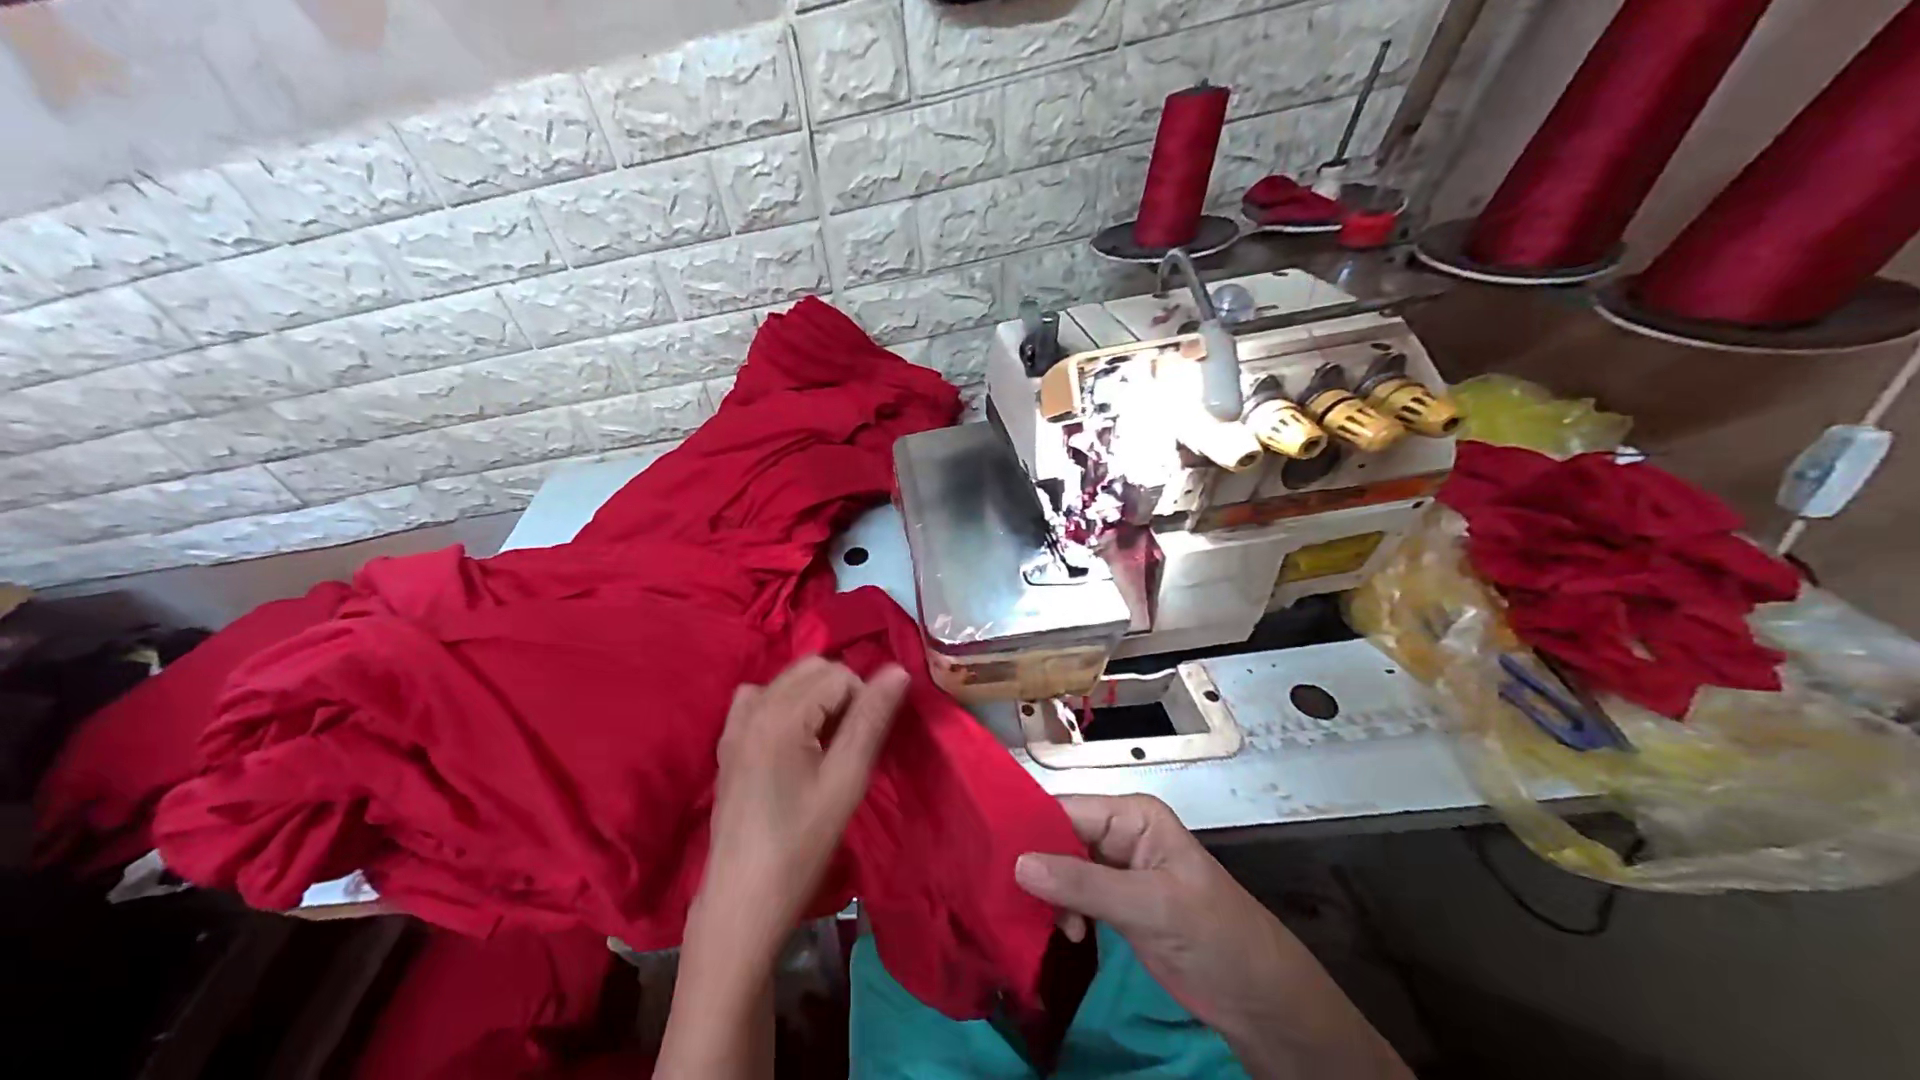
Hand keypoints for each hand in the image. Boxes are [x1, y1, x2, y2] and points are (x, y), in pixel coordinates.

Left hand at [659, 659, 906, 1079]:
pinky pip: (761, 699)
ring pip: (789, 680)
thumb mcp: (846, 781)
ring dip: (815, 699)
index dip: (863, 704)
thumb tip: (898, 670)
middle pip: (813, 669)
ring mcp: (735, 724)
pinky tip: (792, 744)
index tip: (860, 748)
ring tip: (823, 746)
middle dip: (841, 694)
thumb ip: (871, 720)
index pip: (841, 675)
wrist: (743, 900)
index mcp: (780, 713)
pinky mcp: (728, 743)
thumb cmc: (802, 844)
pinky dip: (785, 707)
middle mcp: (752, 706)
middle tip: (846, 745)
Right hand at [1015, 795, 1409, 1079]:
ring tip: (1037, 921)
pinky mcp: (1114, 902)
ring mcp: (1116, 869)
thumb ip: (1084, 885)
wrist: (1256, 995)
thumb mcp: (1149, 905)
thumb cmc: (1214, 934)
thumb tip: (1019, 865)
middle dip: (1034, 865)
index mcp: (1133, 815)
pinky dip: (1059, 911)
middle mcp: (1120, 833)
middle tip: (1002, 893)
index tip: (990, 854)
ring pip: (1061, 868)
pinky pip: (1072, 895)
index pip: (1067, 810)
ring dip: (1045, 893)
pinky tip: (1060, 932)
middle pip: (1059, 837)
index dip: (1029, 829)